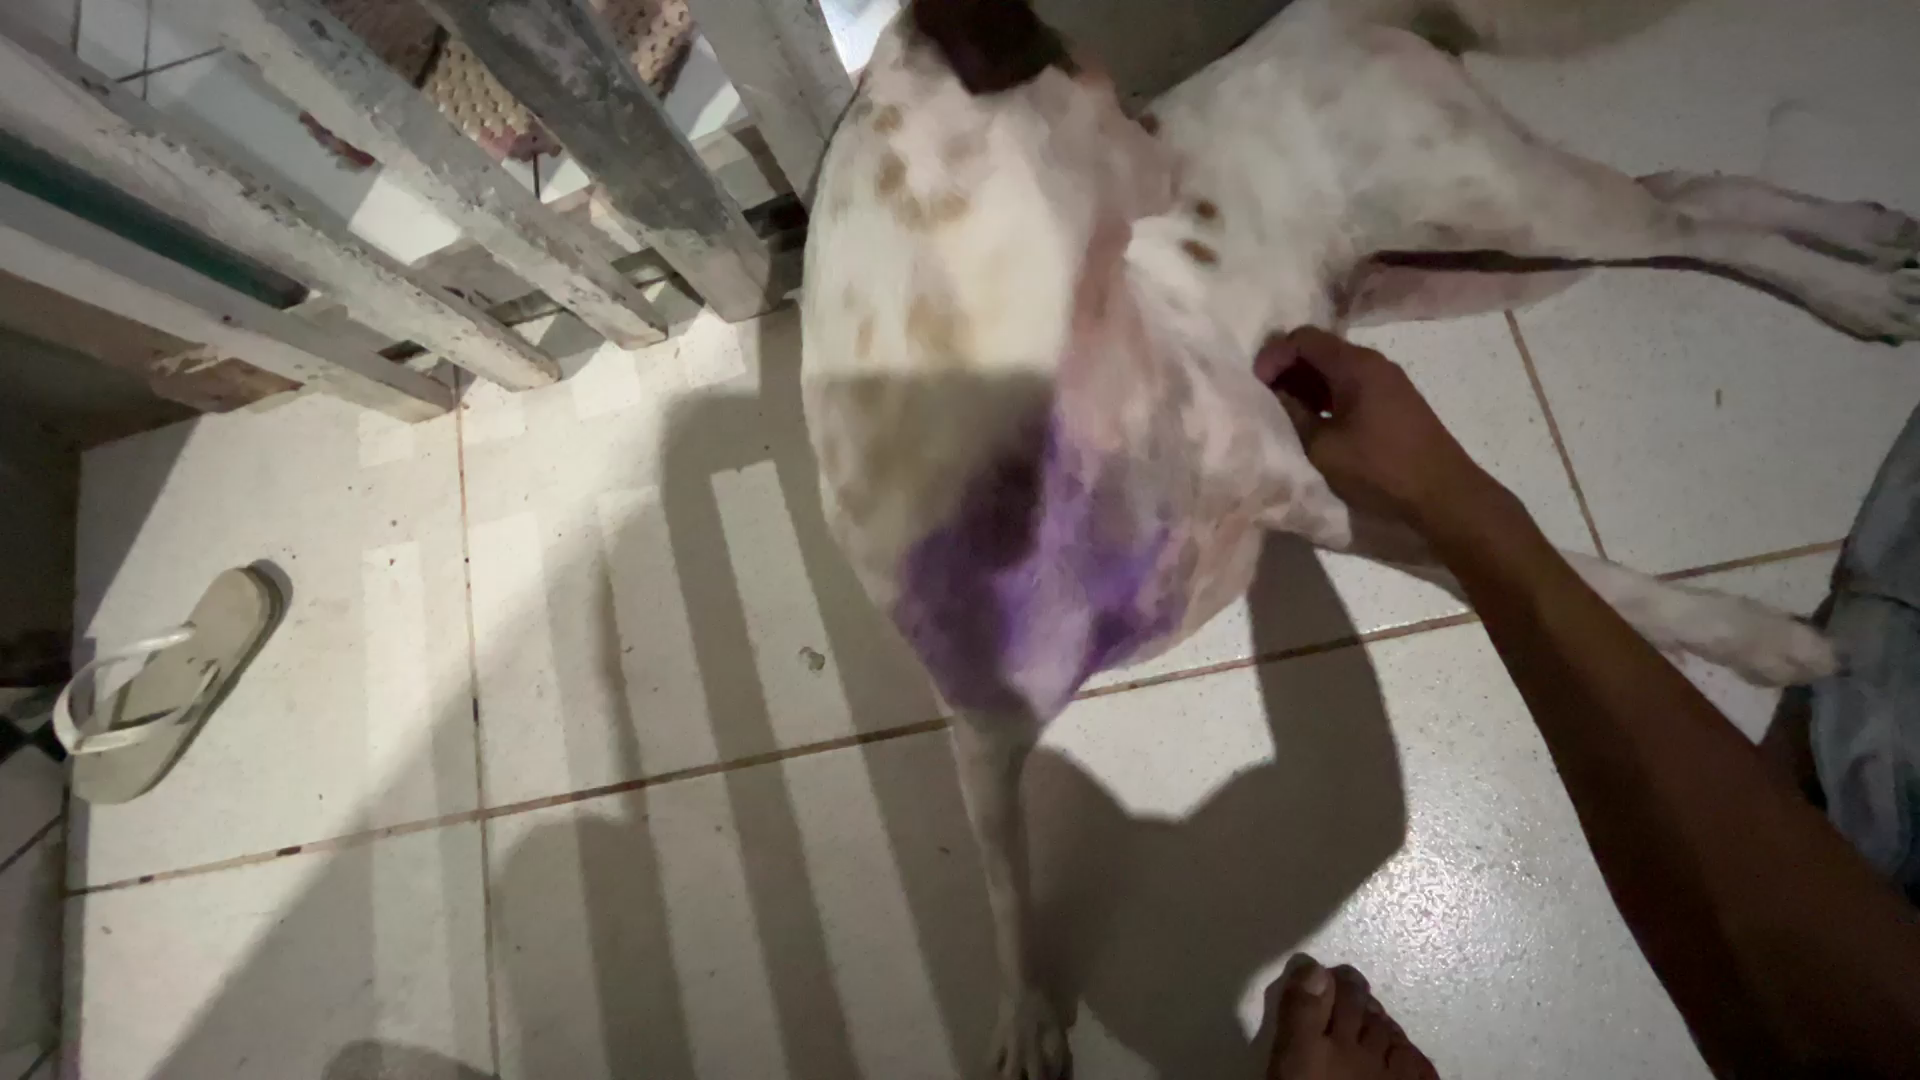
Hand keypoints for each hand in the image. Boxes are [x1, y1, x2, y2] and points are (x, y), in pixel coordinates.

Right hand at [1257, 326, 1501, 527]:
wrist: (1441, 493)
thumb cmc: (1378, 468)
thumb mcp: (1322, 445)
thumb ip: (1293, 415)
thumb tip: (1273, 395)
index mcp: (1355, 365)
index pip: (1304, 338)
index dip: (1273, 356)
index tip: (1255, 386)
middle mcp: (1373, 363)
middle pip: (1319, 349)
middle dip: (1286, 369)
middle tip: (1264, 400)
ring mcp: (1386, 382)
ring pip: (1333, 369)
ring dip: (1303, 385)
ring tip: (1283, 414)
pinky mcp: (1391, 402)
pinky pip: (1348, 386)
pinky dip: (1323, 397)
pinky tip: (1312, 423)